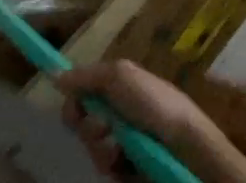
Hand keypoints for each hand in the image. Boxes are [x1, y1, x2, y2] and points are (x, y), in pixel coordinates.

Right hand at [56, 61, 245, 182]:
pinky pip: (105, 165)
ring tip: (116, 150)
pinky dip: (109, 164)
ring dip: (98, 145)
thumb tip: (55, 76)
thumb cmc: (156, 105)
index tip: (72, 108)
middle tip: (102, 128)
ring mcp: (125, 144)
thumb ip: (85, 75)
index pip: (82, 91)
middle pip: (83, 119)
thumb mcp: (120, 75)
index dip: (73, 98)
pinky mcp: (130, 169)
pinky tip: (121, 163)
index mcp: (118, 90)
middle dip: (86, 124)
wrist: (190, 149)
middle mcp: (119, 115)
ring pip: (91, 144)